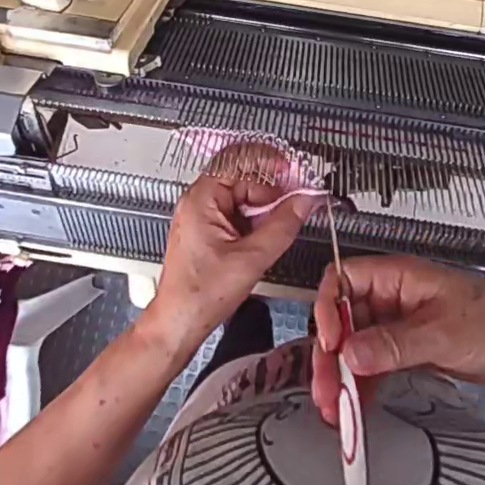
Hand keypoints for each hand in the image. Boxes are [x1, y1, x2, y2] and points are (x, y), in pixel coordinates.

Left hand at [144, 173, 319, 348]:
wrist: (178, 323)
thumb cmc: (201, 295)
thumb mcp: (252, 258)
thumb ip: (283, 226)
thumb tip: (305, 201)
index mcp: (201, 199)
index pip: (238, 160)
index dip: (270, 163)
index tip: (294, 171)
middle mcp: (198, 201)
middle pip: (242, 174)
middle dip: (272, 185)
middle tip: (298, 196)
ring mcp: (203, 214)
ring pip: (242, 193)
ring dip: (266, 202)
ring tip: (286, 218)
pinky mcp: (209, 228)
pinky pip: (237, 209)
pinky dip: (257, 216)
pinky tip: (270, 230)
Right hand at [312, 254, 484, 423]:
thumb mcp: (440, 333)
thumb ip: (392, 344)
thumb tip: (348, 354)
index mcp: (396, 276)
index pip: (344, 279)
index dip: (328, 307)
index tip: (327, 342)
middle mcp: (390, 295)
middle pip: (343, 317)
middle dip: (330, 354)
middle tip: (326, 391)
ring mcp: (396, 323)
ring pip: (353, 344)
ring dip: (341, 375)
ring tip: (335, 410)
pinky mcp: (404, 347)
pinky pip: (371, 362)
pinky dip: (361, 383)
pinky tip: (355, 407)